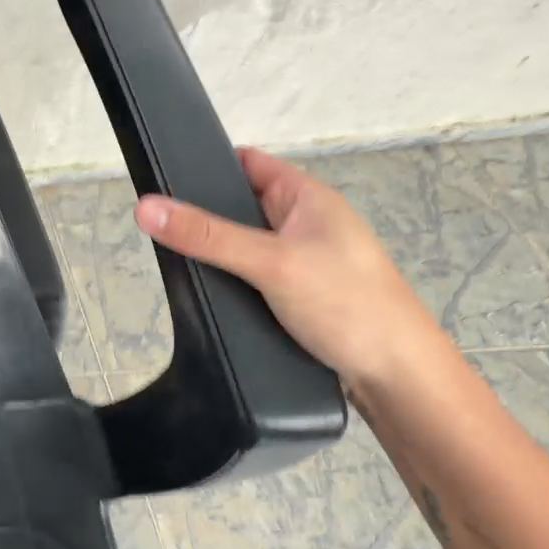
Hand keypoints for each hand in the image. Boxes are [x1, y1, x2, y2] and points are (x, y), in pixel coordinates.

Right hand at [133, 147, 445, 389]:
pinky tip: (203, 284)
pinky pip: (248, 271)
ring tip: (169, 250)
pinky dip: (226, 275)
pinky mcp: (297, 293)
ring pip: (240, 240)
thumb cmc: (350, 307)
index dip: (204, 162)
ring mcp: (302, 259)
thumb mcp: (270, 263)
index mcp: (308, 198)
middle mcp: (305, 222)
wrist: (405, 387)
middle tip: (155, 217)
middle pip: (237, 201)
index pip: (245, 161)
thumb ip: (205, 235)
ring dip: (213, 247)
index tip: (159, 174)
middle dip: (200, 210)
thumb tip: (143, 206)